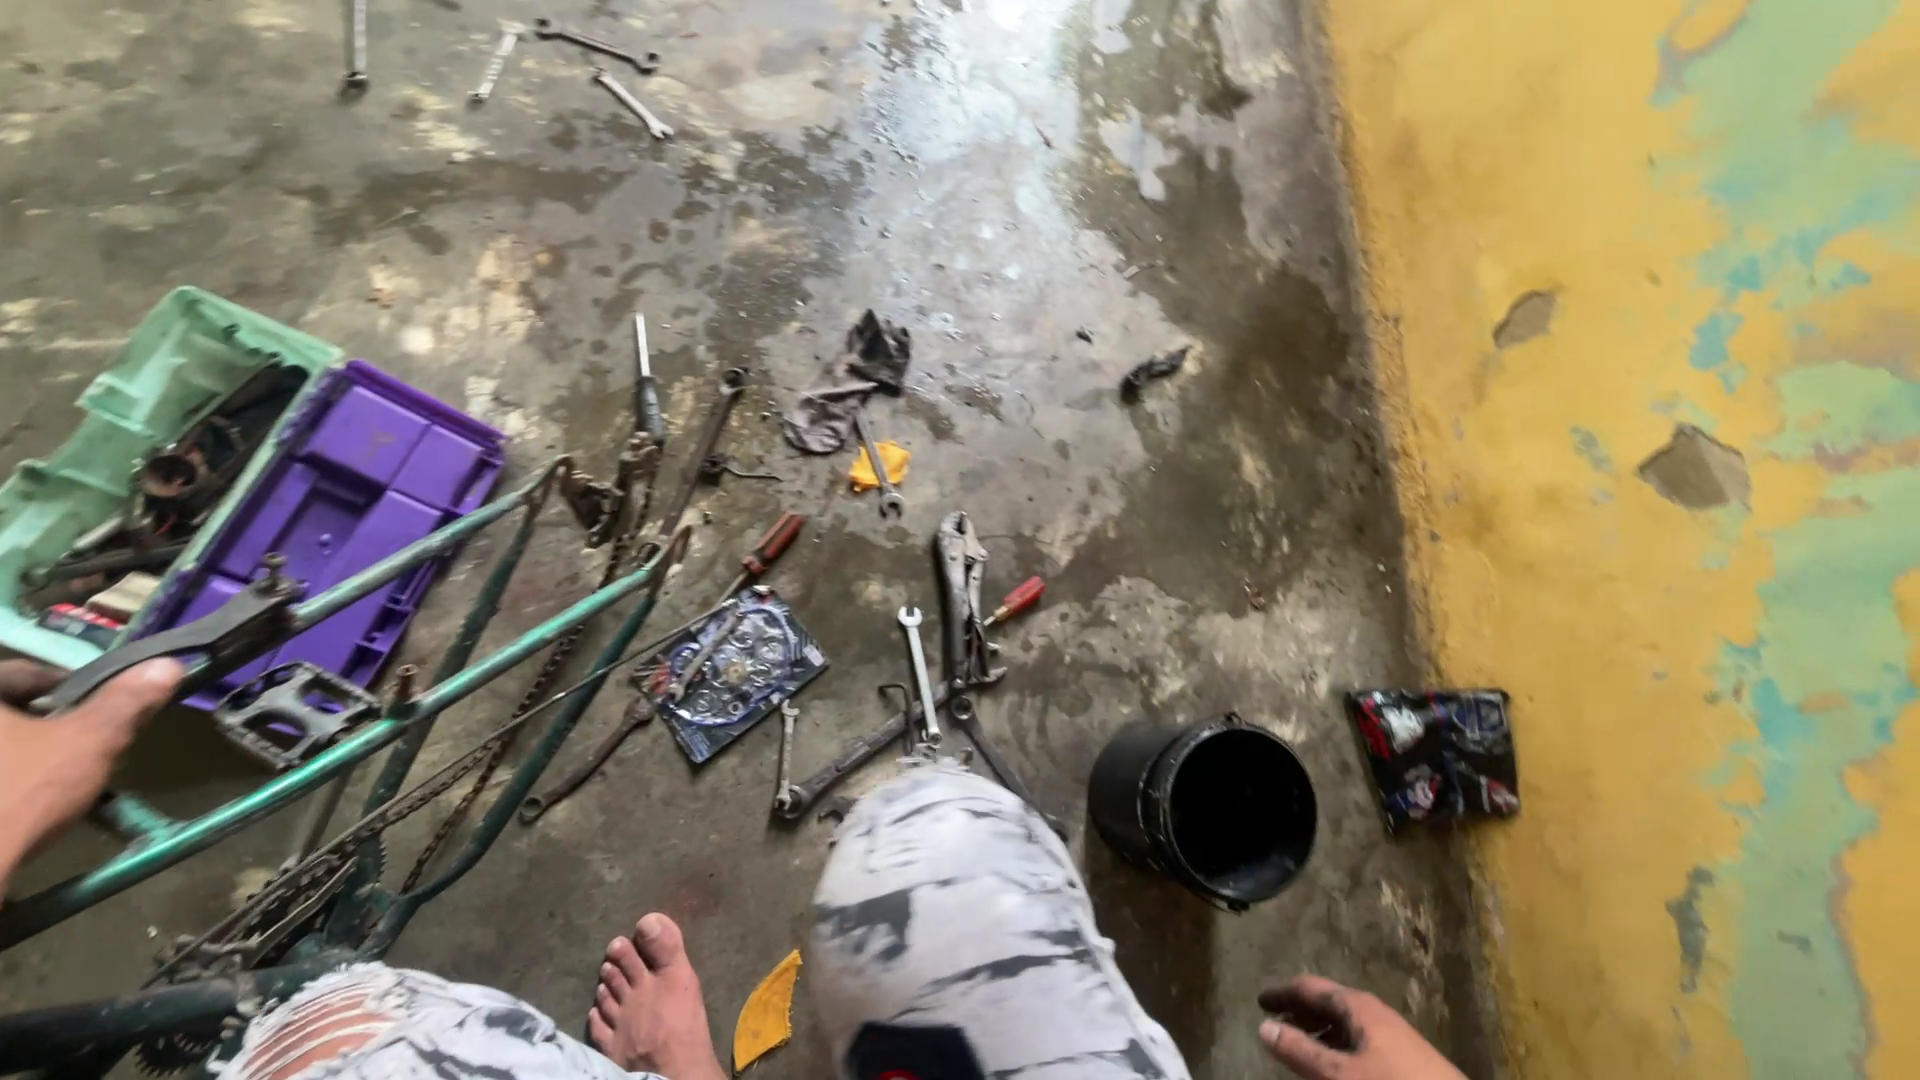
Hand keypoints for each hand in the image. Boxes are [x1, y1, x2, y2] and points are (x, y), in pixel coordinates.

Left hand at [0, 659, 181, 888]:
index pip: (23, 673)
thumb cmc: (20, 790)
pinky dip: (5, 780)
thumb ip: (127, 701)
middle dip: (44, 723)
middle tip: (81, 745)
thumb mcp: (91, 740)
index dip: (72, 686)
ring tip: (56, 779)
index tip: (101, 710)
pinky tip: (17, 804)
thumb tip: (166, 665)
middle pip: (4, 711)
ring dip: (23, 753)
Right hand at [1258, 975, 1465, 1079]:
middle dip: (1301, 1014)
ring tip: (1302, 1053)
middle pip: (1329, 1004)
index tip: (1260, 1003)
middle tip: (1276, 1028)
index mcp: (1358, 1007)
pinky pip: (1362, 1044)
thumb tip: (1264, 1026)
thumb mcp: (1340, 1076)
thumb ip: (1301, 1052)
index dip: (1283, 994)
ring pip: (1347, 1026)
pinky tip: (1338, 1072)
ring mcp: (1395, 1037)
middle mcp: (1376, 1014)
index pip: (1310, 987)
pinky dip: (1340, 1050)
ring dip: (1321, 1035)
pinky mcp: (1409, 1062)